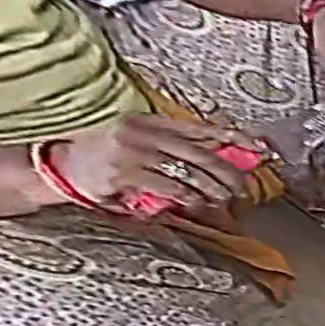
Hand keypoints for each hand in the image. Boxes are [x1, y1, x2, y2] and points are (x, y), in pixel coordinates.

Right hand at [49, 115, 260, 210]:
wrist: (63, 166)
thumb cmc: (115, 157)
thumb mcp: (147, 144)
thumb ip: (182, 148)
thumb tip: (228, 157)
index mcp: (150, 121)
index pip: (202, 129)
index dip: (235, 139)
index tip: (261, 149)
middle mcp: (142, 132)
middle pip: (204, 156)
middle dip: (230, 176)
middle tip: (242, 190)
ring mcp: (132, 151)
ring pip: (192, 174)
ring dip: (214, 192)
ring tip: (221, 200)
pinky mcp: (125, 172)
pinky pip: (173, 188)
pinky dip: (191, 199)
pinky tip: (196, 203)